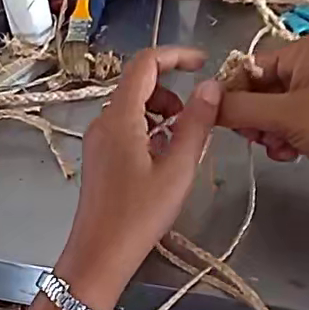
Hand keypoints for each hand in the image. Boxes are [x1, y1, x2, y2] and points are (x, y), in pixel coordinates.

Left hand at [57, 46, 220, 308]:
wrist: (100, 254)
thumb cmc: (140, 215)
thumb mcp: (178, 169)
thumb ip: (196, 123)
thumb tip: (211, 86)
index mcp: (120, 117)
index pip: (145, 63)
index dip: (176, 55)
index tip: (203, 62)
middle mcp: (103, 122)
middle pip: (139, 86)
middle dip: (172, 94)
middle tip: (195, 124)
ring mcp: (97, 140)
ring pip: (133, 109)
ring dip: (162, 116)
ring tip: (181, 148)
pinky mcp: (99, 158)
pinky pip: (126, 129)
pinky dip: (149, 133)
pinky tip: (163, 162)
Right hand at [218, 32, 308, 186]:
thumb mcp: (286, 115)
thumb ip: (240, 109)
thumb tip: (204, 99)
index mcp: (304, 50)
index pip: (250, 67)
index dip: (234, 97)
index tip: (230, 126)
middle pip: (264, 90)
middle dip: (257, 119)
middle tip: (260, 140)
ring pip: (280, 110)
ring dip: (273, 132)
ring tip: (282, 149)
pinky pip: (300, 121)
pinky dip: (292, 137)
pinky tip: (294, 153)